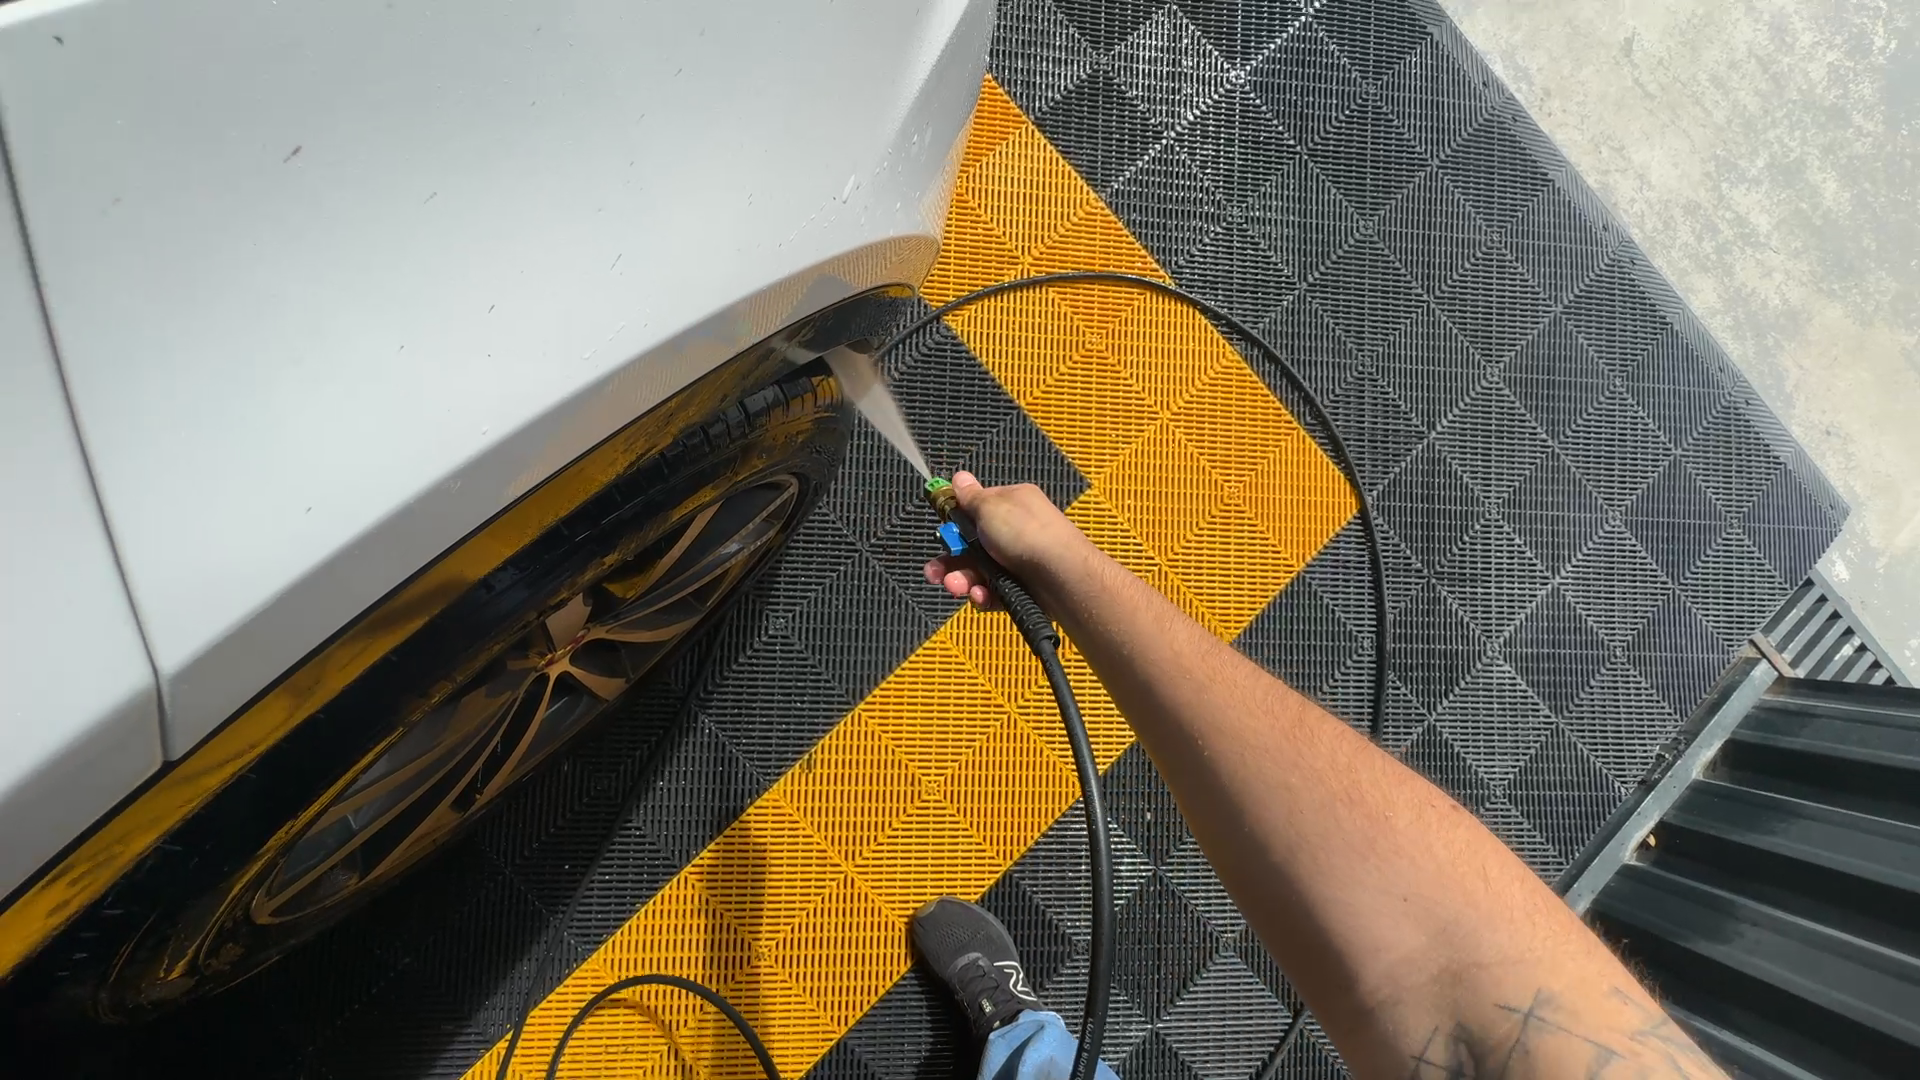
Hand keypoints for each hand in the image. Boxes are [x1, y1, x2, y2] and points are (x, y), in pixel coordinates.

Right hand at [922, 471, 1098, 609]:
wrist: (1061, 576)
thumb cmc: (1028, 533)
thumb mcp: (991, 506)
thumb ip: (970, 497)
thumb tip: (959, 476)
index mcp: (1010, 503)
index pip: (975, 508)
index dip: (955, 522)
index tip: (942, 530)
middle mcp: (1014, 530)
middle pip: (971, 545)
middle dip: (950, 559)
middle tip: (936, 572)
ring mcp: (1018, 560)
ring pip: (978, 572)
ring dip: (962, 580)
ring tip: (956, 586)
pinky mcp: (1020, 587)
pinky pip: (993, 591)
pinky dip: (984, 595)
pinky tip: (982, 595)